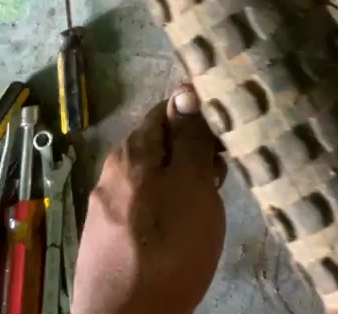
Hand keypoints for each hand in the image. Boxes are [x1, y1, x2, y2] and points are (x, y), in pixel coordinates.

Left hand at [71, 86, 225, 313]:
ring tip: (210, 202)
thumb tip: (187, 90)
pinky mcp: (111, 238)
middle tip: (223, 172)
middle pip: (162, 141)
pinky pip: (147, 203)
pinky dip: (170, 204)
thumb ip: (189, 136)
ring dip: (186, 179)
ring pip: (157, 174)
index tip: (228, 132)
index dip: (201, 112)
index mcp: (131, 152)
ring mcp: (109, 207)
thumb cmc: (167, 248)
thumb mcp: (191, 183)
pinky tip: (186, 226)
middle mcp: (113, 172)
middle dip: (196, 149)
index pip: (169, 107)